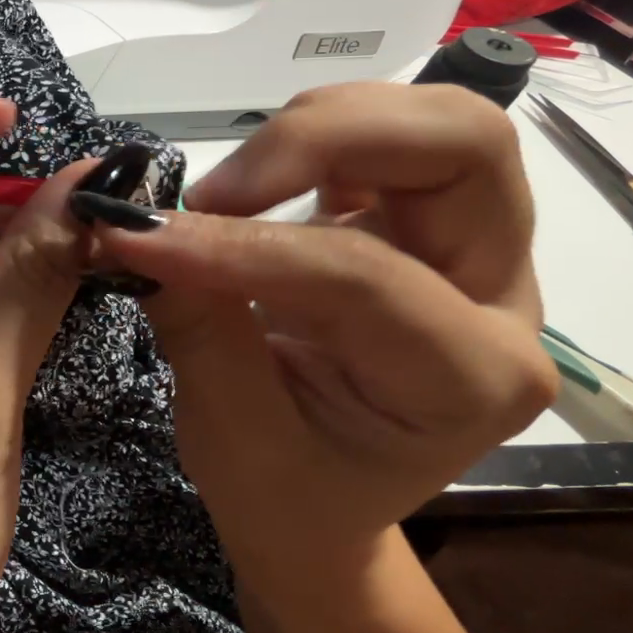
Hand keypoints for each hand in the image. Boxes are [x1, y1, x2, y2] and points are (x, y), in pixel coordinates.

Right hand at [87, 83, 558, 574]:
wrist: (319, 508)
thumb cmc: (282, 492)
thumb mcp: (231, 432)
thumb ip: (196, 323)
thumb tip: (131, 229)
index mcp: (471, 377)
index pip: (363, 273)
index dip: (240, 246)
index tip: (135, 235)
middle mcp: (500, 299)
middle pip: (459, 149)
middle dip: (323, 139)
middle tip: (210, 189)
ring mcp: (473, 253)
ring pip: (432, 124)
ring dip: (315, 129)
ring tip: (221, 191)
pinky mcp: (421, 227)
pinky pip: (388, 141)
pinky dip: (311, 139)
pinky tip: (254, 184)